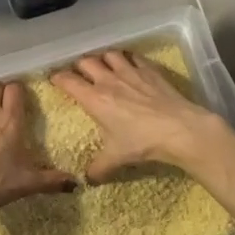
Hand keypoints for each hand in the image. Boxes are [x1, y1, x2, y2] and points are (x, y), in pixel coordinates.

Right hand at [51, 50, 234, 182]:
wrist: (179, 129)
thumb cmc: (142, 142)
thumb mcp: (117, 158)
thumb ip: (98, 168)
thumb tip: (86, 180)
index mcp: (95, 98)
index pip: (68, 81)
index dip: (58, 78)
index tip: (55, 79)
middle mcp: (108, 80)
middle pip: (86, 62)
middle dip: (79, 66)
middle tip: (79, 74)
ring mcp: (130, 71)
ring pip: (109, 54)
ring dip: (102, 58)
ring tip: (103, 65)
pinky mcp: (149, 70)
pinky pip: (133, 56)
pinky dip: (128, 58)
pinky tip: (130, 64)